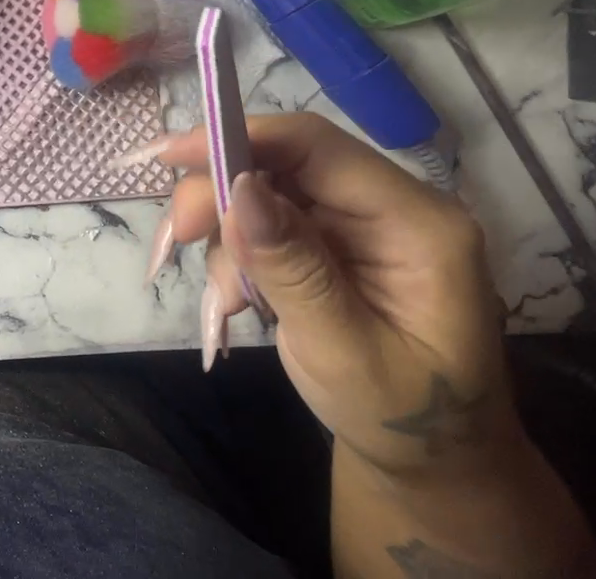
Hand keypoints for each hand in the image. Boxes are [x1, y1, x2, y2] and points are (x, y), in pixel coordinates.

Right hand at [155, 114, 522, 480]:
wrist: (430, 457)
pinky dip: (231, 254)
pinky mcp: (328, 238)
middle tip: (174, 244)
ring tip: (224, 301)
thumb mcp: (342, 350)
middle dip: (215, 197)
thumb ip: (292, 267)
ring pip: (256, 190)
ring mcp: (355, 222)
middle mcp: (385, 207)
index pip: (315, 147)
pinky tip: (235, 300)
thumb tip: (239, 188)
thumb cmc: (402, 415)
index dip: (237, 137)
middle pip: (276, 162)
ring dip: (220, 236)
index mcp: (416, 224)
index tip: (165, 158)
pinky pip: (257, 220)